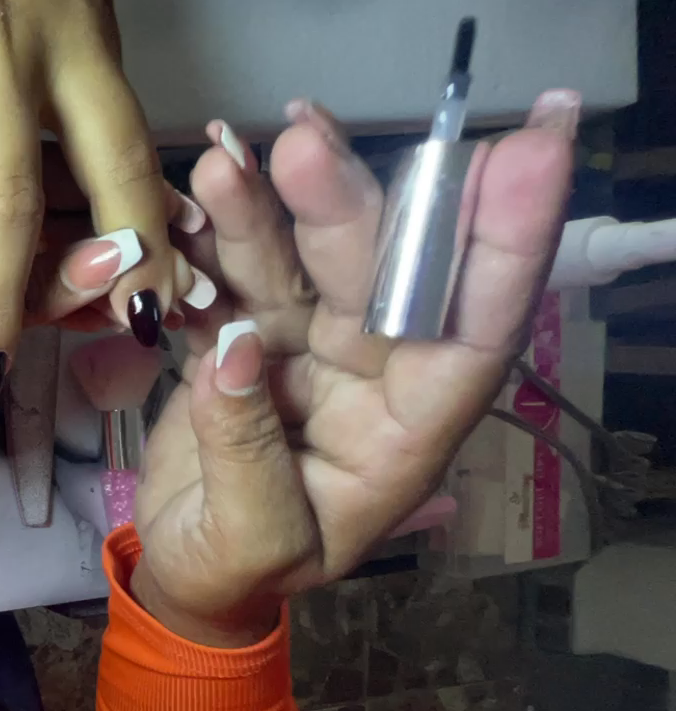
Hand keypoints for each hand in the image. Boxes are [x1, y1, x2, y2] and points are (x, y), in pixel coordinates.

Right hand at [130, 92, 579, 647]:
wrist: (184, 569)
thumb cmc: (235, 569)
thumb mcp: (251, 536)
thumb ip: (246, 449)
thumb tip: (233, 346)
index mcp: (403, 431)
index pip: (469, 328)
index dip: (502, 238)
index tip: (526, 142)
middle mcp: (366, 378)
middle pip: (368, 276)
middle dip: (338, 204)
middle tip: (294, 141)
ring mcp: (295, 359)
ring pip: (289, 270)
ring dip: (256, 213)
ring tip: (220, 160)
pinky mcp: (235, 353)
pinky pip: (225, 292)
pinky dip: (203, 253)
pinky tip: (185, 208)